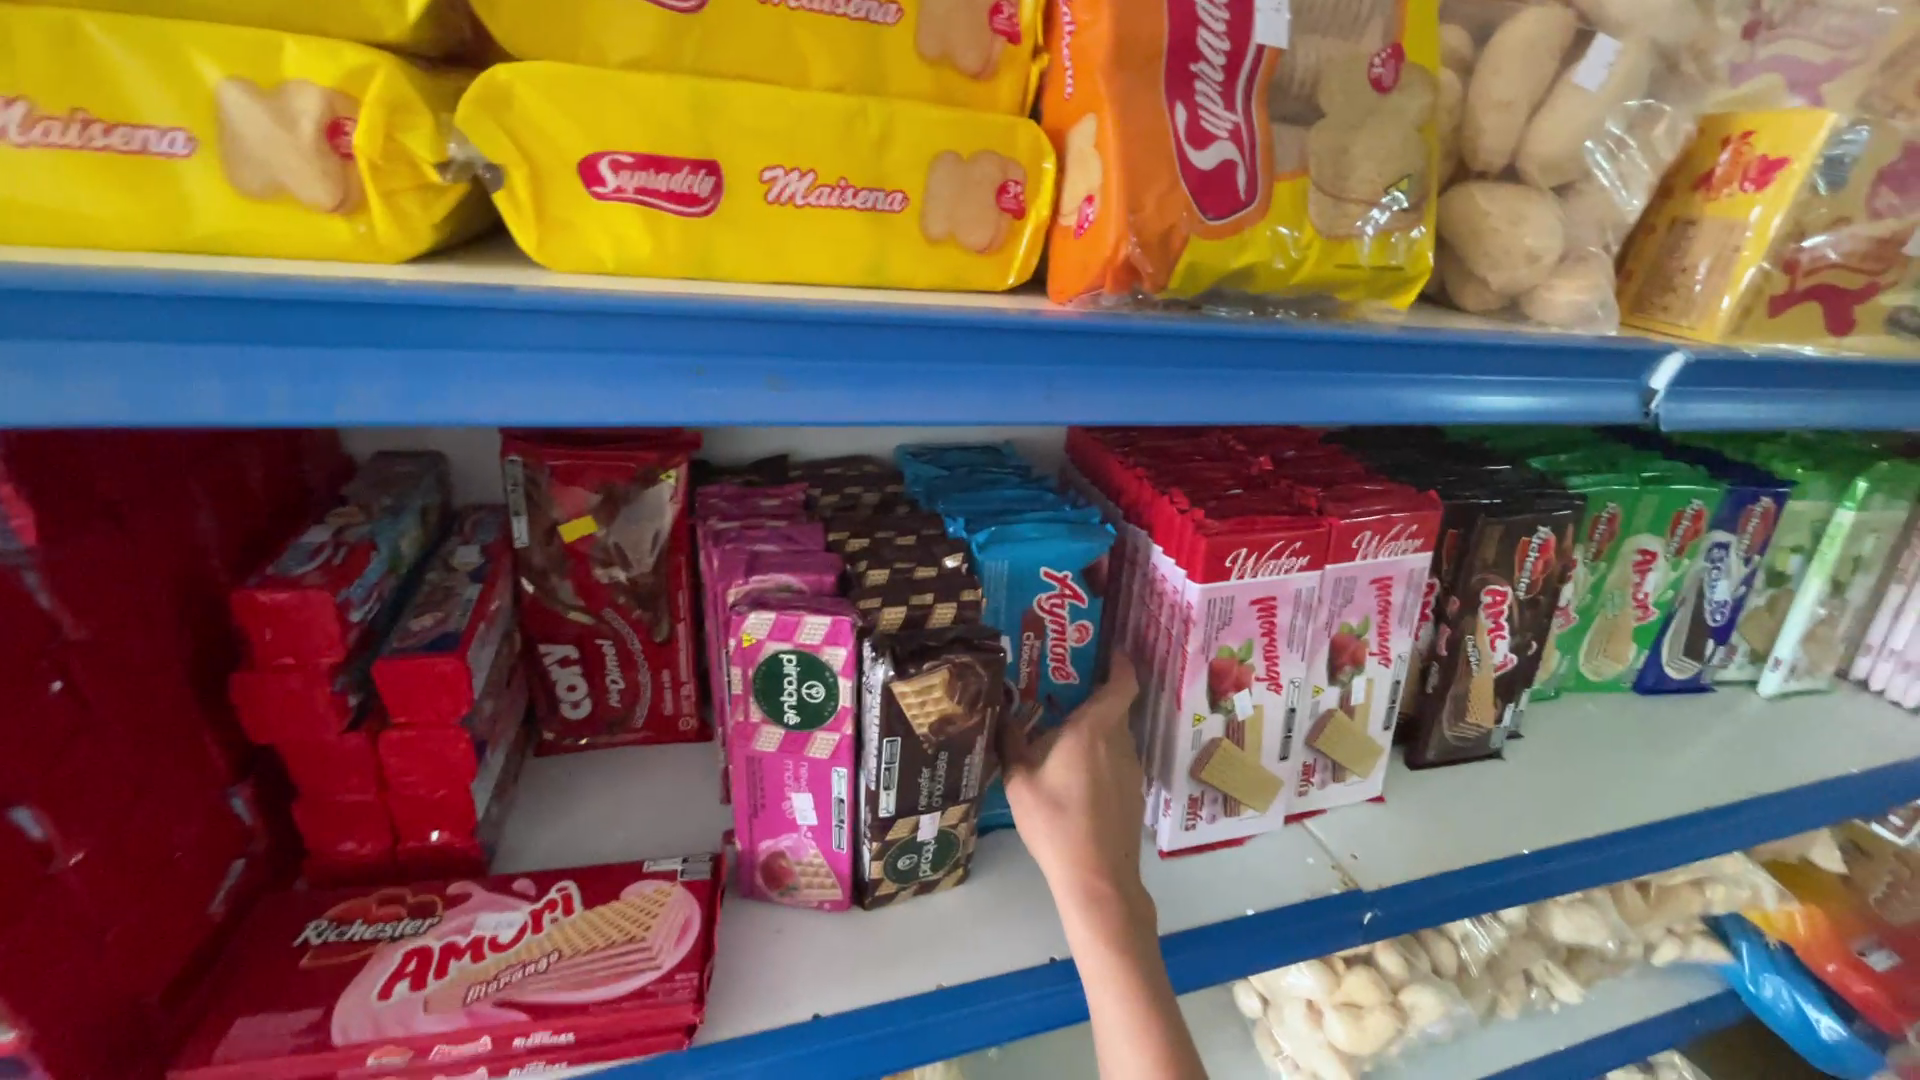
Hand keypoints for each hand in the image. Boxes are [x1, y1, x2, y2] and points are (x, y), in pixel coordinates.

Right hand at [999, 653, 1148, 921]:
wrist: (1096, 878)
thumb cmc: (1055, 821)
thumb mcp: (1018, 780)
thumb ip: (1011, 741)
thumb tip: (1003, 714)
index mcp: (1094, 728)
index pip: (1122, 681)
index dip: (1119, 661)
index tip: (1105, 649)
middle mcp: (1119, 742)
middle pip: (1114, 707)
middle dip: (1092, 695)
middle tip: (1061, 690)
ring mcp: (1131, 769)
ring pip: (1114, 735)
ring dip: (1093, 729)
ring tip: (1060, 733)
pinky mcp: (1132, 793)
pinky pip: (1115, 760)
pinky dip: (1098, 755)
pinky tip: (1072, 774)